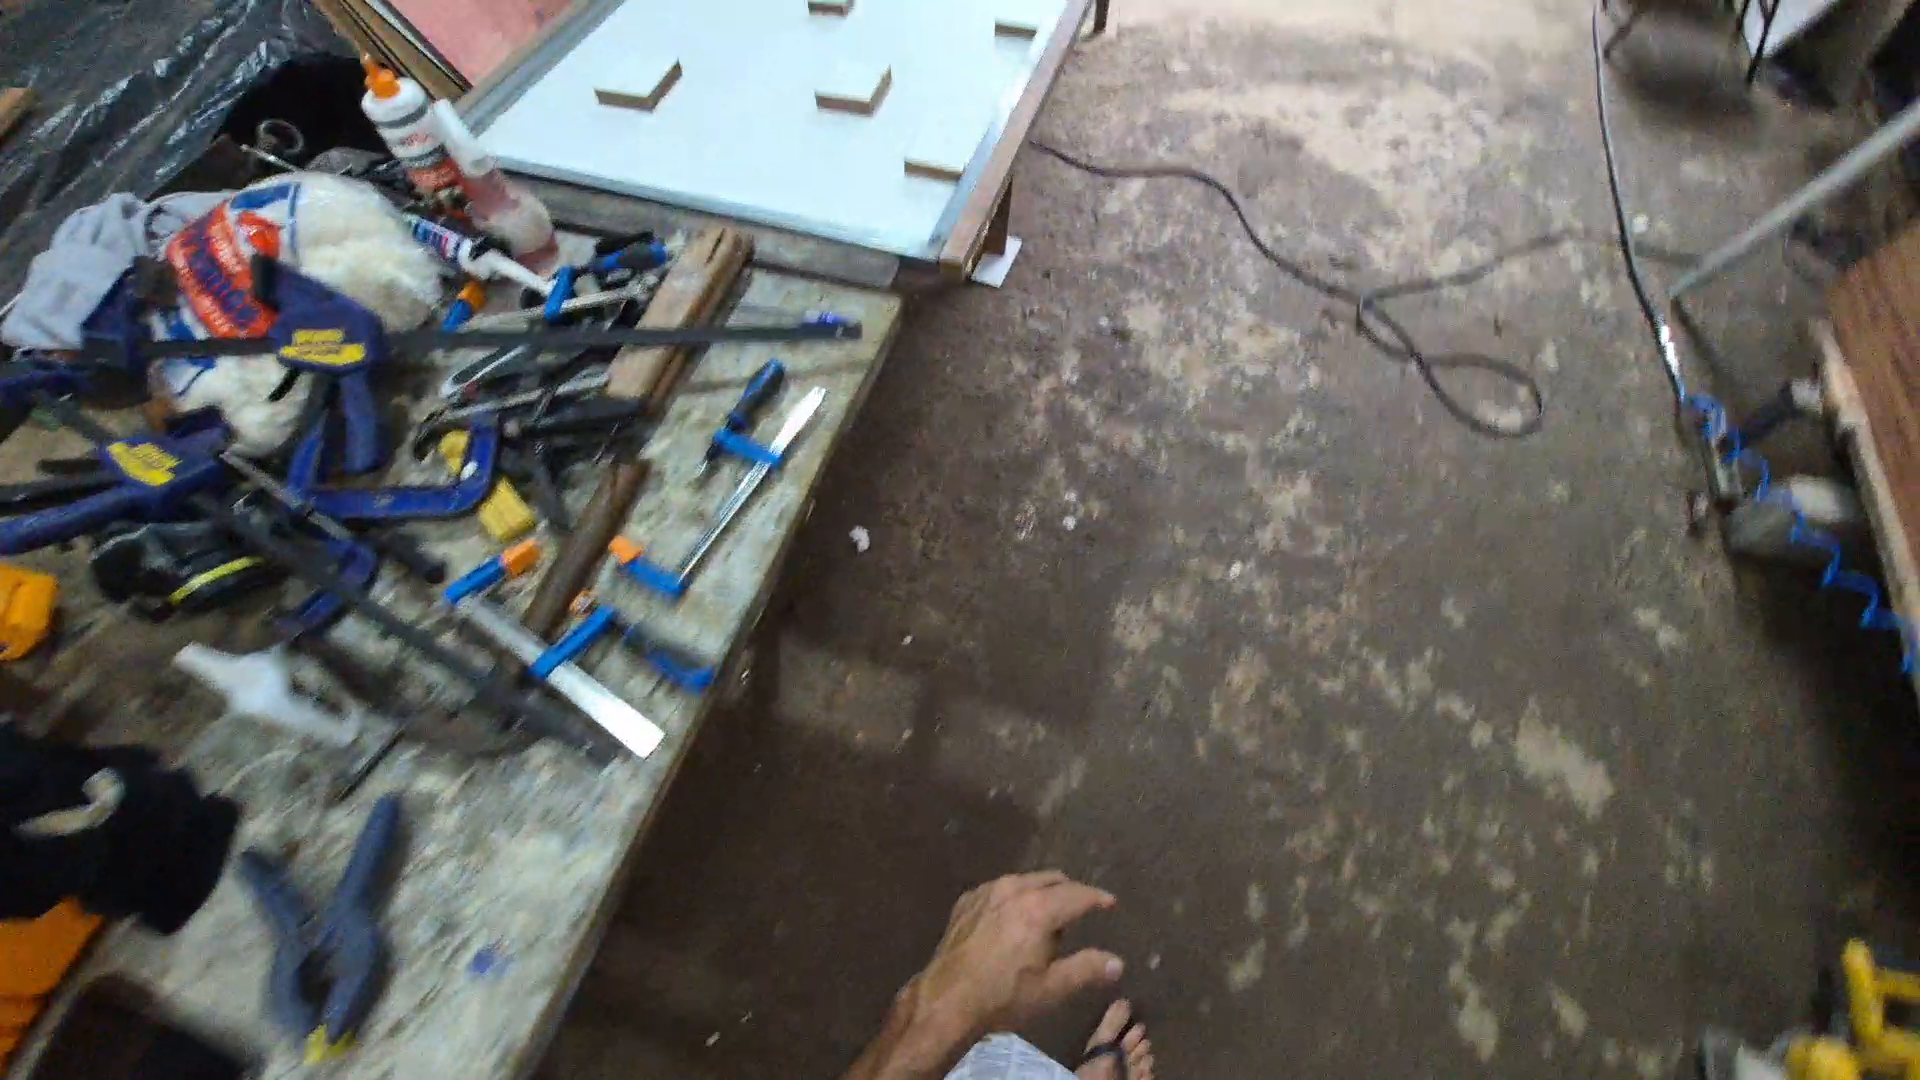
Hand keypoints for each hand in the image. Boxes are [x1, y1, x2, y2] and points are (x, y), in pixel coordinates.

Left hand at [909, 870, 1123, 1038]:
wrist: (948, 998)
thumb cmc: (1004, 996)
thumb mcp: (1051, 989)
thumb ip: (1086, 969)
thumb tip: (1117, 962)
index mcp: (1038, 908)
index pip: (1077, 894)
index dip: (1097, 897)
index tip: (1110, 902)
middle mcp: (1014, 888)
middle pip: (1051, 879)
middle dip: (1070, 891)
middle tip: (1080, 911)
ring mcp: (988, 890)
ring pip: (1025, 880)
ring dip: (1041, 892)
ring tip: (1045, 920)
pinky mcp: (968, 898)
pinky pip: (1000, 889)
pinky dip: (1014, 898)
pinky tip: (1012, 921)